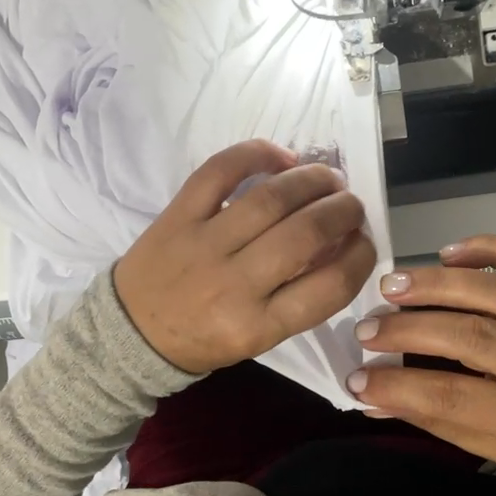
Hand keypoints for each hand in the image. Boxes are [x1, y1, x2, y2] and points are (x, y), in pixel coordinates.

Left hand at [115, 140, 376, 374]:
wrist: (130, 334)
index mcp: (258, 325)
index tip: (364, 240)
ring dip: (311, 179)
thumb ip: (299, 297)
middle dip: (343, 210)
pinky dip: (255, 155)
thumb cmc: (202, 340)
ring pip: (270, 199)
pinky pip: (219, 172)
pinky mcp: (178, 216)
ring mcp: (203, 245)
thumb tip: (339, 245)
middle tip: (351, 203)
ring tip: (328, 177)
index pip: (330, 286)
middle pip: (306, 233)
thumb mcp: (258, 337)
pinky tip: (281, 157)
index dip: (360, 256)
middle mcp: (234, 284)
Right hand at [348, 235, 495, 472]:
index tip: (356, 378)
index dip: (400, 387)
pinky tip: (449, 252)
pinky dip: (490, 248)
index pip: (457, 397)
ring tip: (392, 285)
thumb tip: (369, 397)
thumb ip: (431, 417)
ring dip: (440, 284)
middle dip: (413, 330)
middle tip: (367, 329)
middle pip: (476, 336)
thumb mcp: (489, 445)